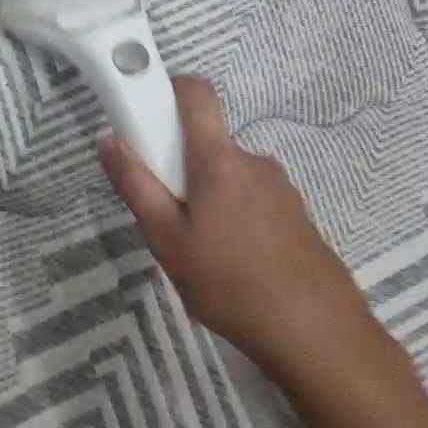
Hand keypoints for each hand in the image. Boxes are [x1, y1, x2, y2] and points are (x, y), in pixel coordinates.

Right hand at [99, 76, 373, 366]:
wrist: (318, 337)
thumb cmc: (230, 283)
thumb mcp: (167, 240)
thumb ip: (136, 186)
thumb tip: (109, 141)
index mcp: (219, 159)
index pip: (196, 92)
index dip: (168, 91)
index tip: (145, 120)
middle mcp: (253, 162)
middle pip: (207, 143)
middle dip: (180, 167)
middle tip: (166, 217)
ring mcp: (281, 190)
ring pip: (229, 177)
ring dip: (209, 198)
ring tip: (200, 253)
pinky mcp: (297, 218)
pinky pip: (253, 202)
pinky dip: (235, 220)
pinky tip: (234, 268)